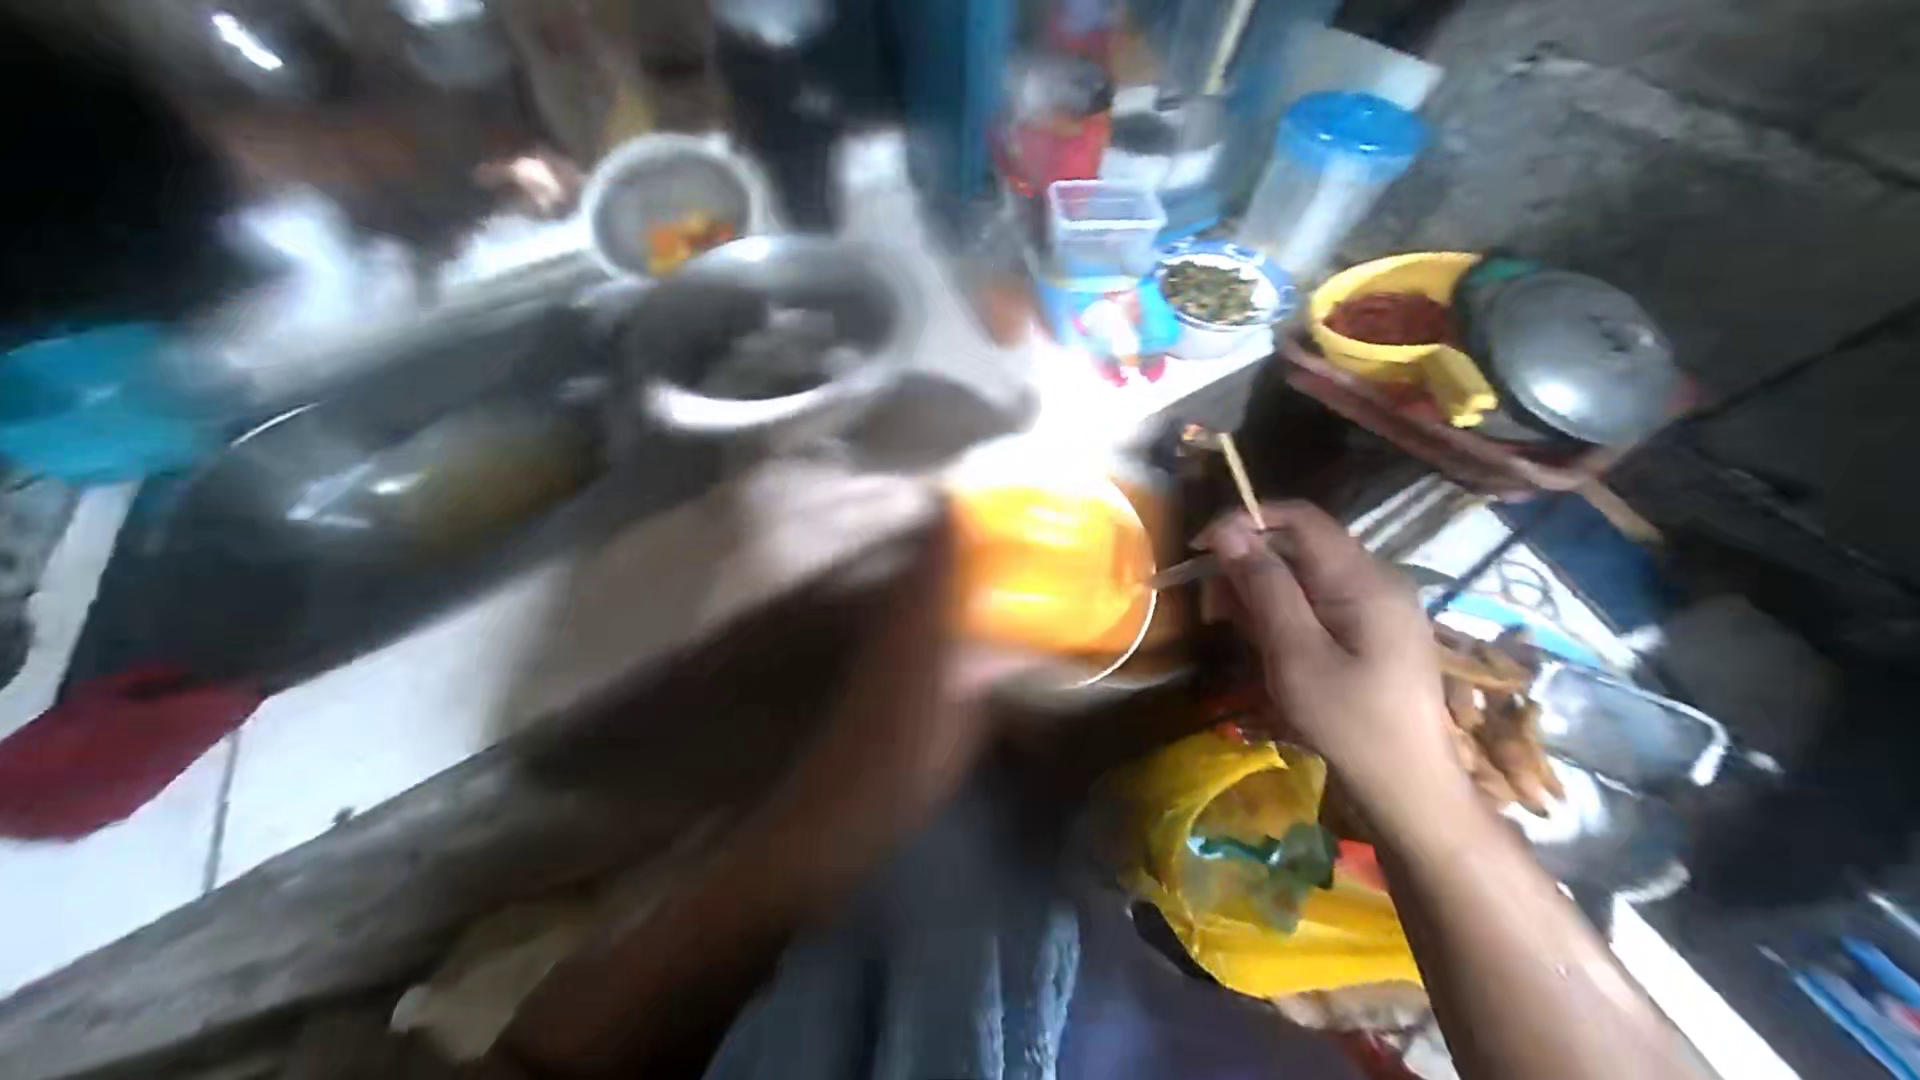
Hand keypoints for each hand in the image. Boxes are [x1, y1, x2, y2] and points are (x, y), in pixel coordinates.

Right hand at [1197, 502, 1462, 811]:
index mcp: (1364, 580)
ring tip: (1237, 633)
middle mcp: (1376, 579)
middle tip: (1213, 610)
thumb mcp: (1295, 654)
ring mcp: (1377, 603)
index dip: (1245, 521)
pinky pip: (1317, 599)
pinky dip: (1283, 611)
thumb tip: (1228, 532)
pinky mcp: (1372, 625)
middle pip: (1298, 546)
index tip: (1200, 548)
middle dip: (1247, 566)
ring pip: (1303, 574)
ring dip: (1260, 593)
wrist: (1409, 785)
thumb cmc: (1349, 722)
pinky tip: (1267, 643)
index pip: (1299, 518)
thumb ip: (1264, 587)